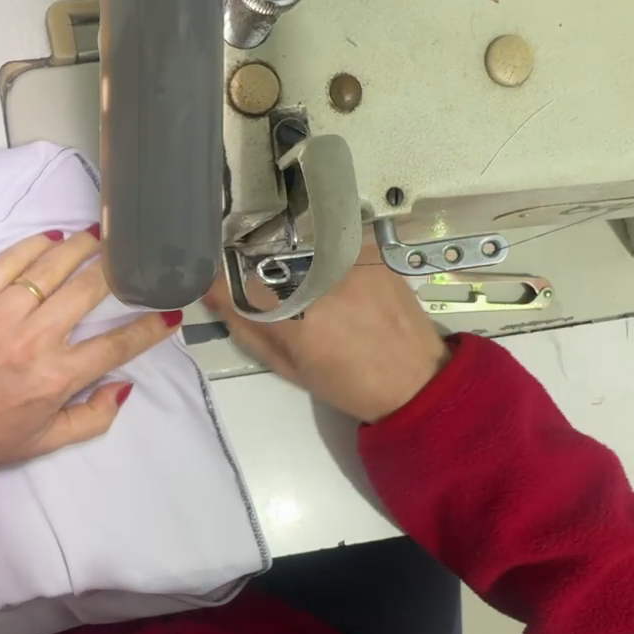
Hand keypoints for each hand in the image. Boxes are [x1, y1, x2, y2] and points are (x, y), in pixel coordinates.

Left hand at [0, 228, 179, 466]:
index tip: (167, 311)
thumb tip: (124, 386)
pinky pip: (9, 262)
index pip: (117, 344)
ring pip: (52, 267)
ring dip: (80, 247)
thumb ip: (94, 418)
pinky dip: (33, 245)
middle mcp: (36, 339)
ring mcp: (2, 314)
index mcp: (58, 377)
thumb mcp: (48, 442)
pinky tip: (51, 238)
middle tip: (126, 258)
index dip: (149, 327)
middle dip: (115, 270)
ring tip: (95, 237)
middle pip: (88, 291)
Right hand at [203, 242, 448, 422]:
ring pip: (298, 251)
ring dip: (292, 267)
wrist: (418, 380)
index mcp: (298, 319)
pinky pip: (331, 247)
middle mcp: (322, 282)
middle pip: (267, 262)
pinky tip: (337, 284)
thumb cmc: (349, 385)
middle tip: (267, 293)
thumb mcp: (289, 368)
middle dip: (258, 274)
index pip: (239, 283)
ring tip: (306, 290)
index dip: (221, 282)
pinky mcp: (371, 253)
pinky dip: (324, 262)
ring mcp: (350, 262)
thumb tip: (215, 296)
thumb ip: (247, 329)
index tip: (216, 285)